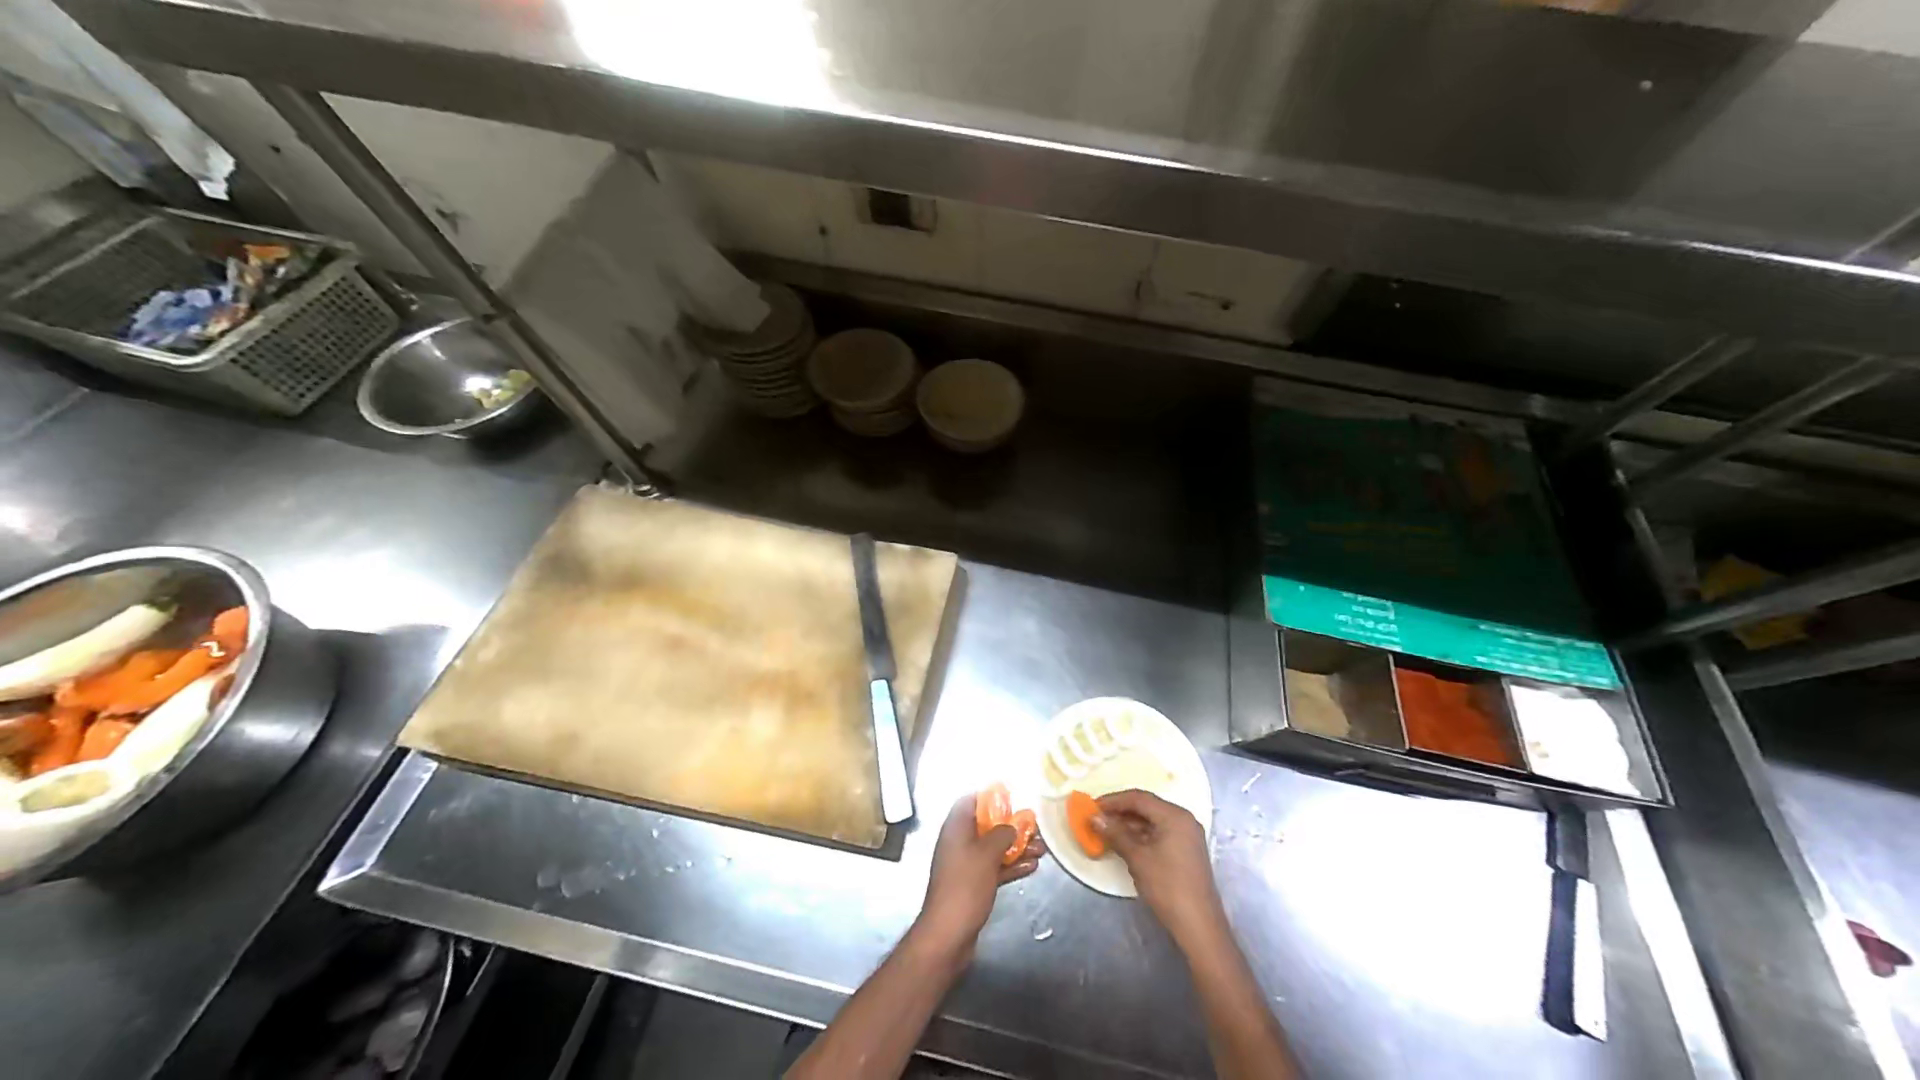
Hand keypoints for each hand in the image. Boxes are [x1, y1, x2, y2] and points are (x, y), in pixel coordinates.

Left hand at [916, 794, 1044, 957]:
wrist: (948, 933)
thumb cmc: (965, 886)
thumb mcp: (986, 854)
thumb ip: (1001, 834)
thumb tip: (1012, 826)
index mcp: (956, 828)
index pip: (970, 801)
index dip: (989, 797)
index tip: (1012, 799)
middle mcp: (959, 843)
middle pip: (986, 826)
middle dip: (1011, 826)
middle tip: (1035, 828)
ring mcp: (966, 865)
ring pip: (993, 849)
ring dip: (1016, 848)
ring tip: (1041, 849)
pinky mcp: (973, 885)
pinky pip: (994, 868)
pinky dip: (1011, 866)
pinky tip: (1032, 867)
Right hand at [1094, 789, 1224, 945]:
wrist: (1198, 925)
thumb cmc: (1167, 886)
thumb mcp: (1137, 858)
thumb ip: (1115, 833)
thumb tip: (1094, 818)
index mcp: (1175, 816)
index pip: (1139, 798)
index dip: (1113, 800)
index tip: (1091, 806)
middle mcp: (1183, 819)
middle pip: (1147, 807)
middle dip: (1120, 812)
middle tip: (1097, 818)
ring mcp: (1187, 835)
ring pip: (1152, 821)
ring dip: (1129, 824)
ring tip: (1106, 831)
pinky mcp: (1186, 850)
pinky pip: (1159, 833)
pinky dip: (1141, 835)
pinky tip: (1124, 843)